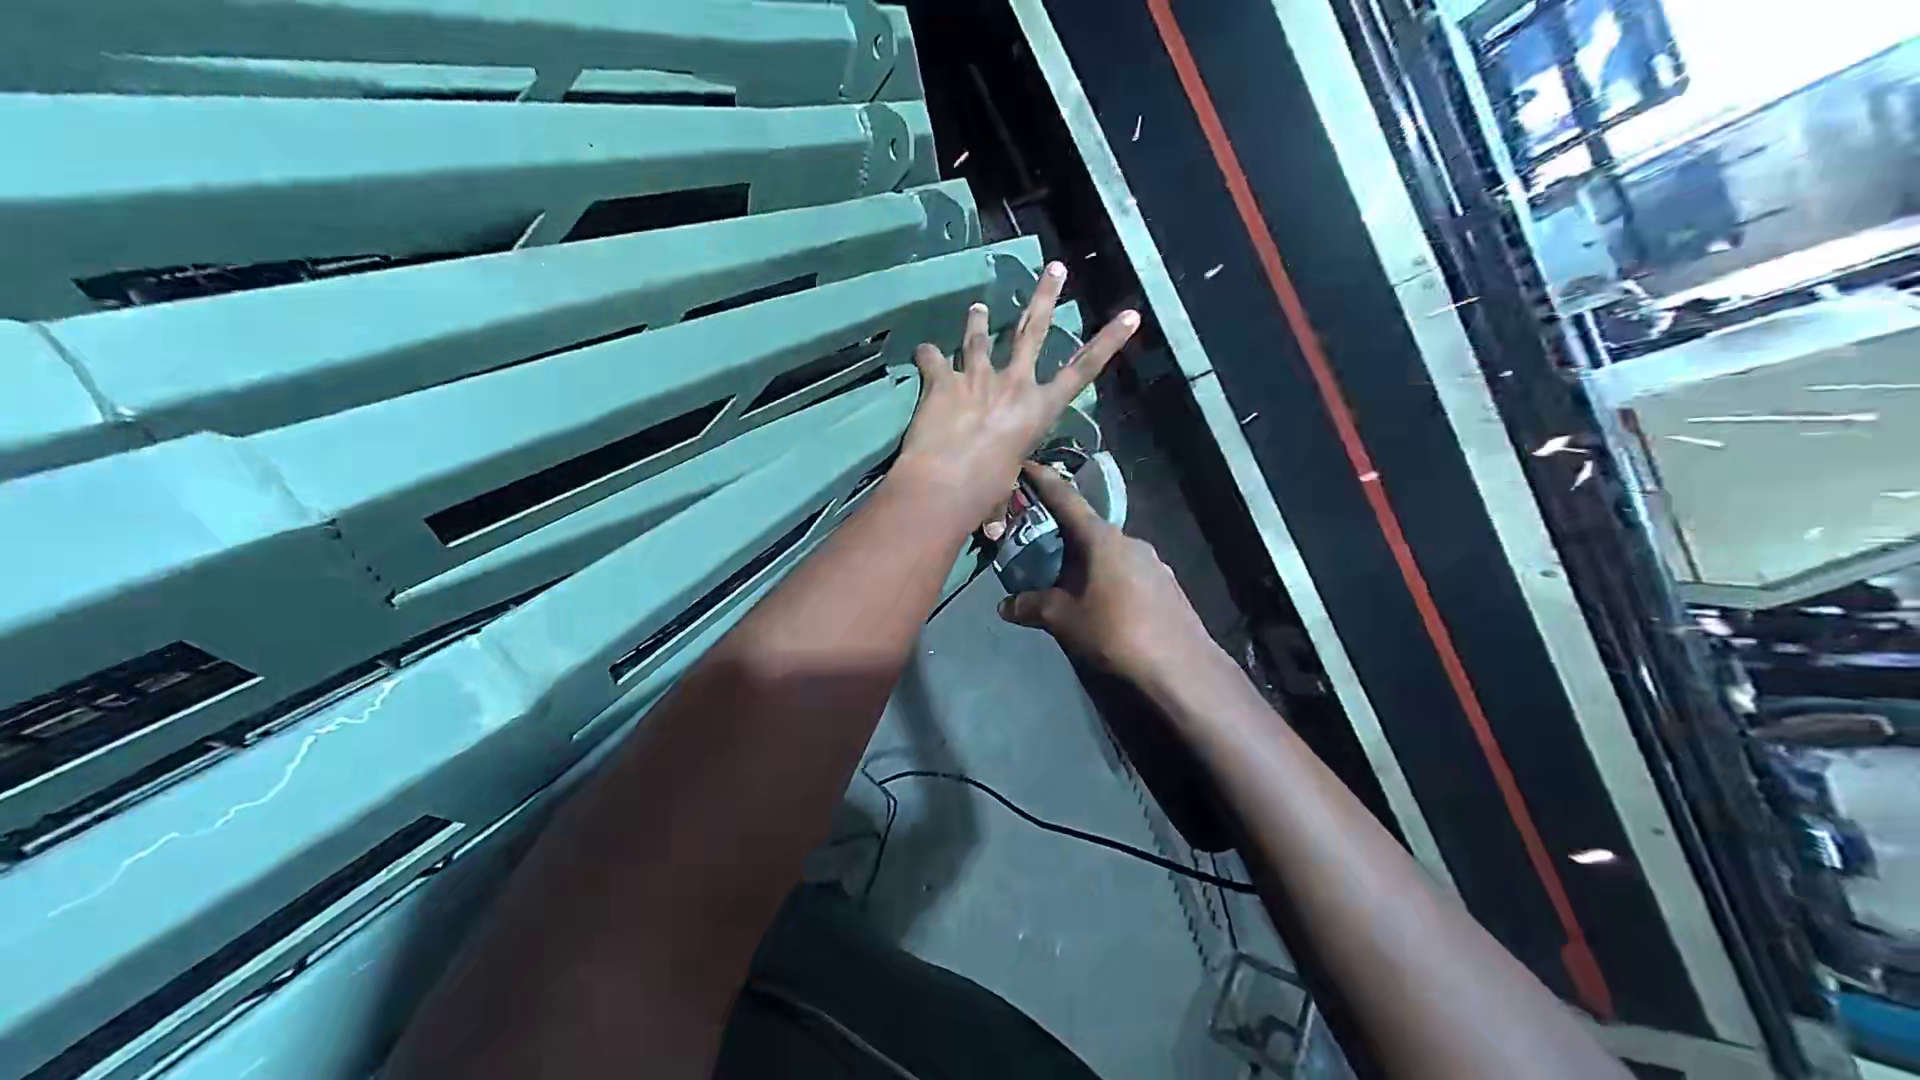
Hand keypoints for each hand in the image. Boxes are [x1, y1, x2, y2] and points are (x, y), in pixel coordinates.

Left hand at [894, 261, 1139, 523]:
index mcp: (1038, 410)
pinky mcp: (941, 381)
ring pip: (981, 337)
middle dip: (1046, 296)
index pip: (1083, 370)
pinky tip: (920, 352)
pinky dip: (925, 356)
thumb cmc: (984, 493)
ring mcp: (977, 377)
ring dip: (979, 320)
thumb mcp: (1000, 492)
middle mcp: (1013, 384)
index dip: (1108, 342)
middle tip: (1054, 267)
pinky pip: (932, 359)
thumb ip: (996, 502)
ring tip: (979, 306)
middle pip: (1034, 330)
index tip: (1130, 315)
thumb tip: (991, 534)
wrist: (945, 483)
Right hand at [996, 462, 1219, 687]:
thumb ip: (1032, 606)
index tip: (1025, 466)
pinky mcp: (1165, 585)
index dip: (1043, 481)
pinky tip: (1100, 605)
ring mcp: (1152, 562)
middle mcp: (1129, 540)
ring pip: (1108, 553)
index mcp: (1102, 539)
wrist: (1181, 666)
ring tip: (1064, 584)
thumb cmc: (1116, 631)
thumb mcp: (1064, 619)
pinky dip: (1106, 578)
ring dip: (1085, 561)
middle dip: (1061, 535)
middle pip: (1087, 529)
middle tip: (1034, 547)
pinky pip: (1126, 572)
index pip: (1066, 499)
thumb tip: (1005, 606)